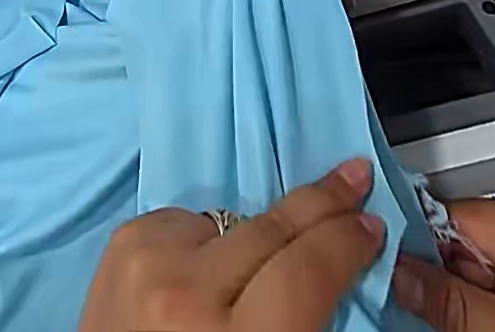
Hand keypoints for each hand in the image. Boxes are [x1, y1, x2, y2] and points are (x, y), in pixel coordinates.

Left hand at [77, 158, 386, 330]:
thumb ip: (302, 320)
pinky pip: (187, 221)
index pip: (304, 271)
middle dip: (320, 203)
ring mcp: (148, 259)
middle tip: (352, 176)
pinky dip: (201, 240)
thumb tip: (335, 260)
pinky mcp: (123, 241)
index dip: (344, 243)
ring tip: (252, 271)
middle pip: (270, 228)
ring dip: (250, 236)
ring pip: (228, 220)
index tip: (371, 221)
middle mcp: (186, 292)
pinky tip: (199, 271)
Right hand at [390, 200, 494, 331]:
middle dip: (429, 277)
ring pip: (469, 275)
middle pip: (456, 245)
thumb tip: (395, 270)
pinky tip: (453, 325)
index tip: (379, 265)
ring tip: (427, 318)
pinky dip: (471, 315)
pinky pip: (491, 297)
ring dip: (448, 301)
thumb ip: (456, 302)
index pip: (447, 215)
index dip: (410, 242)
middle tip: (399, 303)